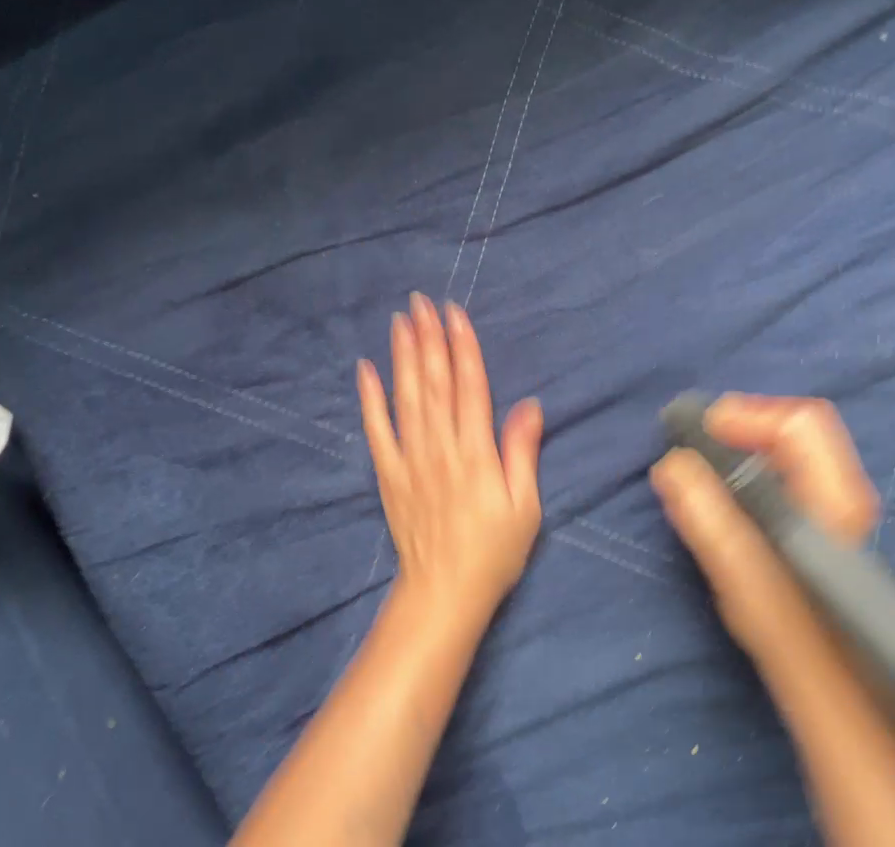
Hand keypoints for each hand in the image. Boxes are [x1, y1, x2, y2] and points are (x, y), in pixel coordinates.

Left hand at [357, 294, 542, 626]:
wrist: (444, 593)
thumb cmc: (494, 551)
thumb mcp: (525, 506)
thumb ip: (522, 453)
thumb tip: (528, 405)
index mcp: (477, 453)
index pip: (470, 387)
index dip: (463, 346)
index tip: (455, 312)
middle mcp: (441, 447)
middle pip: (434, 383)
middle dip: (429, 338)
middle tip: (421, 301)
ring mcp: (410, 459)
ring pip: (406, 398)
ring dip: (402, 356)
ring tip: (400, 321)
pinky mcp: (389, 474)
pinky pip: (377, 430)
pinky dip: (370, 398)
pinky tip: (365, 369)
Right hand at [650, 394, 877, 655]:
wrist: (859, 719)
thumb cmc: (809, 659)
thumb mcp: (753, 594)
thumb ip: (714, 526)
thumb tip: (673, 465)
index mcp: (833, 505)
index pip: (800, 425)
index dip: (747, 415)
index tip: (695, 432)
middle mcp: (841, 504)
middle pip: (796, 436)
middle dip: (740, 430)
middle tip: (689, 448)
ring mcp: (834, 525)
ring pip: (789, 462)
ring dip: (741, 456)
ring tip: (695, 474)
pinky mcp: (820, 546)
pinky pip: (784, 490)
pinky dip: (747, 484)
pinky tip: (718, 511)